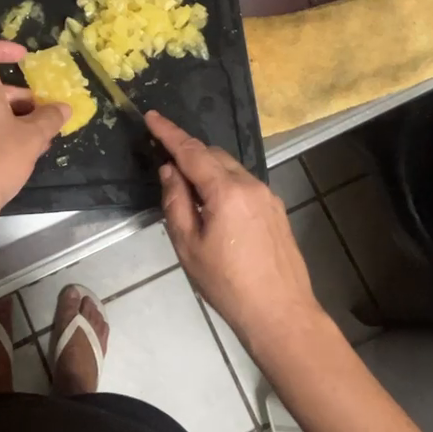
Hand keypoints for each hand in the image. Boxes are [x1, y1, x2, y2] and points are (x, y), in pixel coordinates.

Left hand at [0, 40, 70, 245]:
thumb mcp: (32, 138)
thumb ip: (49, 118)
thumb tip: (63, 108)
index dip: (4, 49)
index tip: (24, 56)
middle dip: (23, 98)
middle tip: (44, 115)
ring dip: (16, 118)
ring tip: (40, 139)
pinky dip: (3, 132)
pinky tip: (21, 154)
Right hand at [150, 111, 322, 349]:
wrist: (281, 314)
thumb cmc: (227, 284)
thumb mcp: (189, 246)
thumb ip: (175, 202)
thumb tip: (170, 171)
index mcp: (226, 191)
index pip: (191, 151)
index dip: (169, 133)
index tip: (151, 117)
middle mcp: (250, 184)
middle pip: (213, 155)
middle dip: (188, 152)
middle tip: (166, 164)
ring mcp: (267, 195)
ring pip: (230, 168)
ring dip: (207, 169)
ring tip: (189, 192)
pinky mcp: (275, 209)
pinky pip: (243, 183)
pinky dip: (224, 183)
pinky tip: (214, 207)